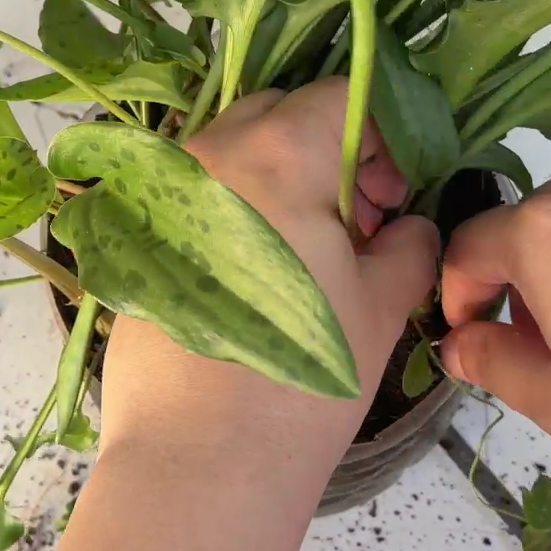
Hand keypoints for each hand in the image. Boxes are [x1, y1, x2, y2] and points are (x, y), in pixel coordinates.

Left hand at [98, 79, 438, 467]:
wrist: (199, 455)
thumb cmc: (301, 377)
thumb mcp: (378, 304)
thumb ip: (407, 244)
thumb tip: (409, 224)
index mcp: (275, 152)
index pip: (338, 95)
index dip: (381, 132)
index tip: (395, 188)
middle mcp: (209, 153)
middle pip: (281, 113)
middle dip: (329, 147)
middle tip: (357, 216)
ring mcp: (165, 187)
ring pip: (235, 146)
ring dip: (280, 172)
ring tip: (310, 243)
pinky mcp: (141, 225)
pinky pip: (198, 186)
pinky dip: (236, 199)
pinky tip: (256, 262)